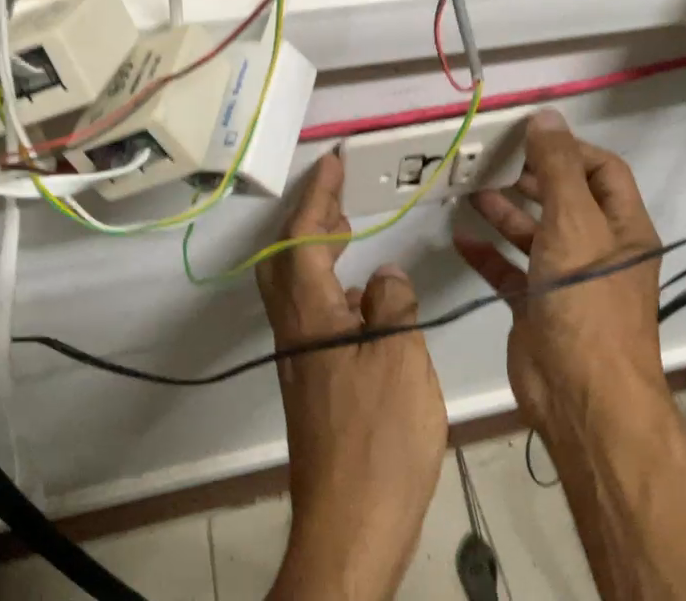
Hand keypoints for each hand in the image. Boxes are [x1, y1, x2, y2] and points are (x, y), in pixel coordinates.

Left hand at [258, 153, 447, 600]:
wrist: (352, 522)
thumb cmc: (380, 436)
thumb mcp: (399, 358)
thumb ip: (392, 305)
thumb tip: (384, 276)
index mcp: (311, 315)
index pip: (304, 238)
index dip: (318, 197)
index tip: (332, 163)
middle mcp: (295, 331)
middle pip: (286, 260)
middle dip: (308, 219)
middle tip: (339, 195)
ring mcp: (300, 360)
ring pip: (298, 287)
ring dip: (317, 251)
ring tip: (350, 232)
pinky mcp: (313, 384)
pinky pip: (313, 313)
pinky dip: (332, 286)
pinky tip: (362, 298)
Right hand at [454, 109, 668, 438]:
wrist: (580, 393)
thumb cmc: (586, 301)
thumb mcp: (574, 224)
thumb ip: (557, 168)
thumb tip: (546, 116)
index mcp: (622, 227)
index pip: (603, 171)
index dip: (570, 149)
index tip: (529, 137)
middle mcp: (598, 250)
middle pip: (566, 199)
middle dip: (532, 177)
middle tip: (493, 159)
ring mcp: (566, 280)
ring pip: (535, 234)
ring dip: (505, 212)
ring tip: (470, 189)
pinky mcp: (537, 307)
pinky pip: (510, 271)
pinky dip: (488, 253)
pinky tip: (460, 238)